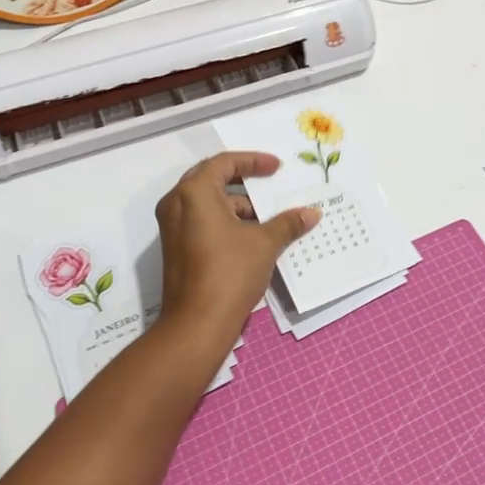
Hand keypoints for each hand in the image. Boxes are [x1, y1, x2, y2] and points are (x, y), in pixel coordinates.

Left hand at [154, 151, 318, 345]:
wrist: (197, 323)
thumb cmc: (230, 273)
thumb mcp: (264, 244)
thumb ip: (287, 223)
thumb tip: (312, 213)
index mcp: (194, 193)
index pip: (224, 163)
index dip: (253, 161)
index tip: (276, 168)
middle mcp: (177, 204)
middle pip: (211, 179)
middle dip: (243, 180)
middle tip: (268, 183)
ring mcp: (172, 228)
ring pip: (207, 203)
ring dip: (237, 205)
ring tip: (268, 217)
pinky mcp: (176, 248)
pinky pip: (202, 222)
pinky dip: (226, 222)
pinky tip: (252, 236)